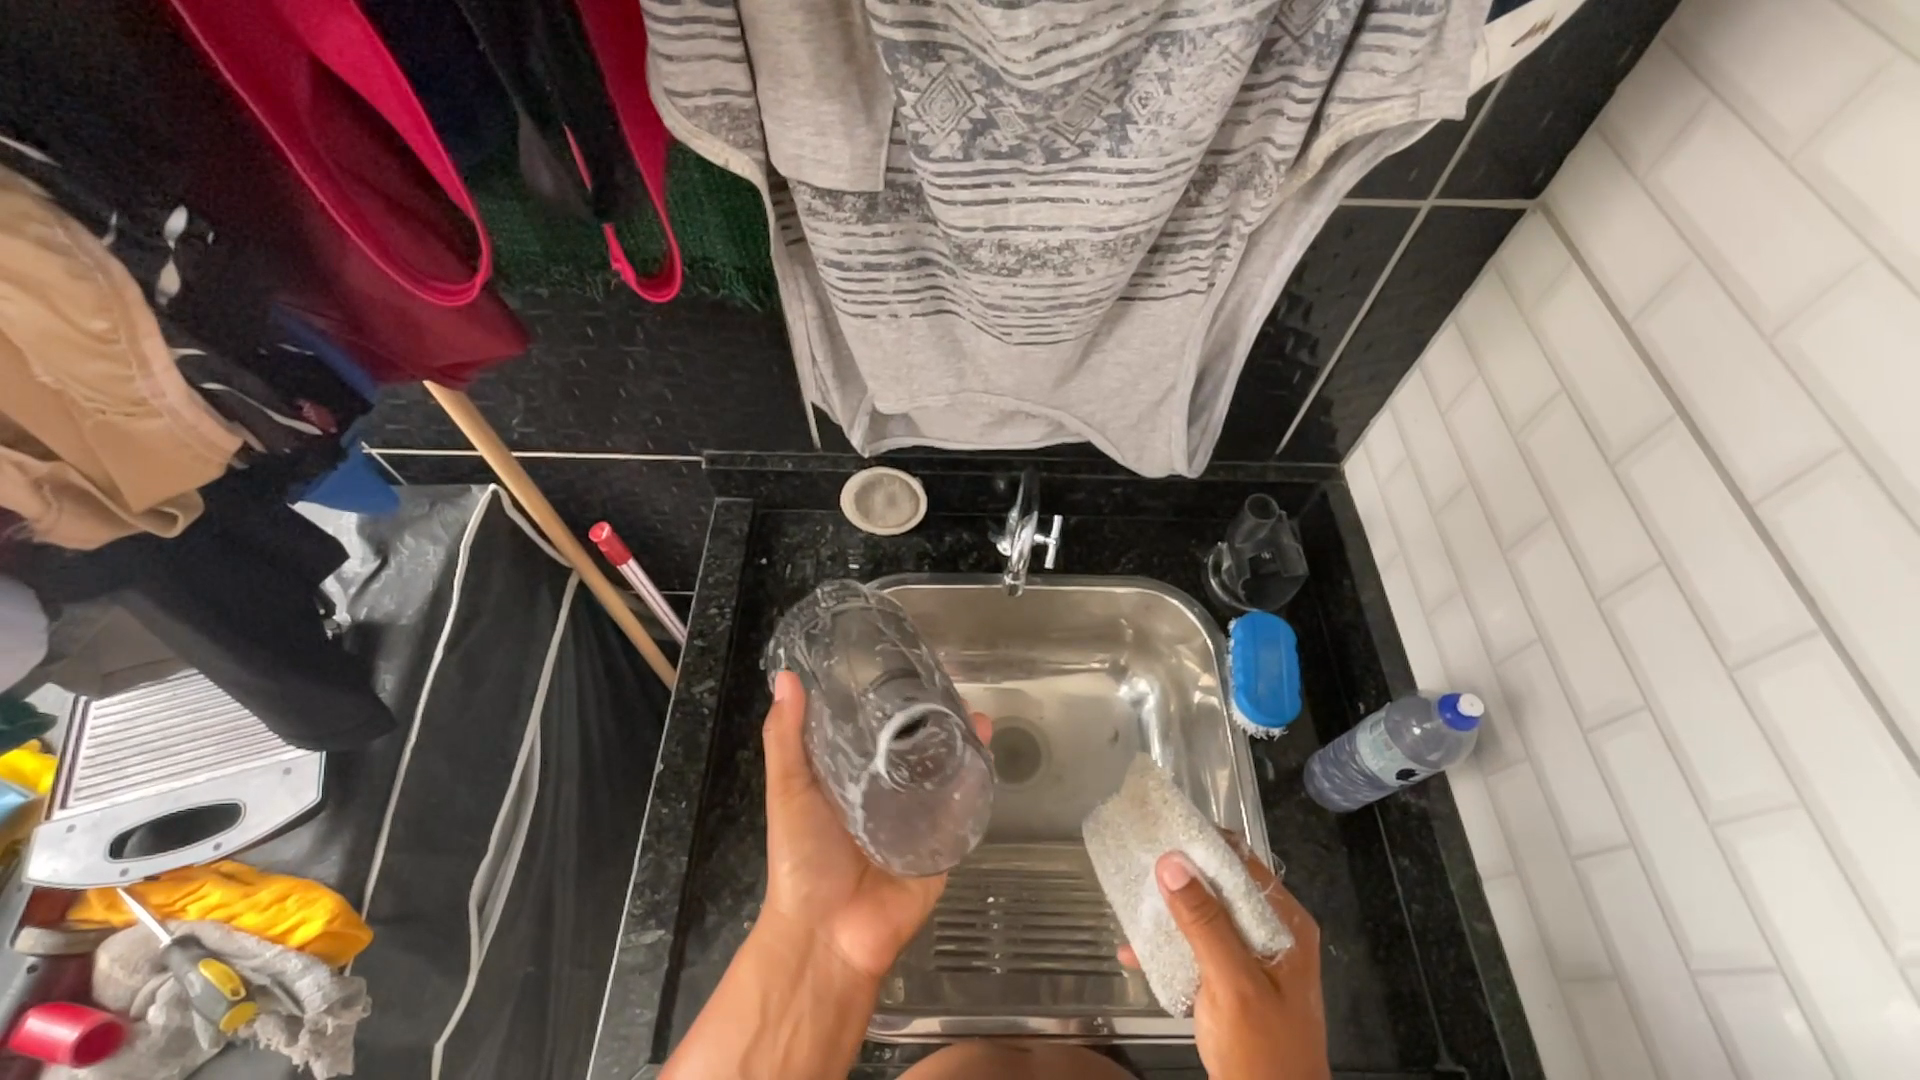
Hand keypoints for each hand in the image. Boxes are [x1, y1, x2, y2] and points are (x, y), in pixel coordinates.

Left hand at [759, 671, 989, 979]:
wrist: (829, 933)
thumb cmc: (801, 859)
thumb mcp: (788, 791)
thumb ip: (786, 739)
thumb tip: (786, 678)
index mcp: (851, 777)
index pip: (876, 730)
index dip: (891, 701)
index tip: (907, 667)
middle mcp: (887, 792)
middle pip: (918, 748)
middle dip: (938, 720)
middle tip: (954, 690)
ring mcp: (918, 817)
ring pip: (946, 772)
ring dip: (963, 744)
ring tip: (978, 716)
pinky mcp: (942, 842)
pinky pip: (963, 809)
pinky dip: (977, 782)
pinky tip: (987, 754)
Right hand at [1121, 839, 1327, 1079]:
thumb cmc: (1262, 1051)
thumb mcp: (1231, 982)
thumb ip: (1204, 921)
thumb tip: (1172, 860)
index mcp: (1285, 925)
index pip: (1244, 864)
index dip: (1204, 844)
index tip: (1161, 830)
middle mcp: (1272, 934)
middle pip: (1223, 887)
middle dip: (1180, 876)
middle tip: (1137, 861)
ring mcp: (1253, 960)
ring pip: (1207, 917)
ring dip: (1170, 912)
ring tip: (1129, 903)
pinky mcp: (1234, 983)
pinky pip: (1199, 949)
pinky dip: (1170, 947)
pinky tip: (1135, 952)